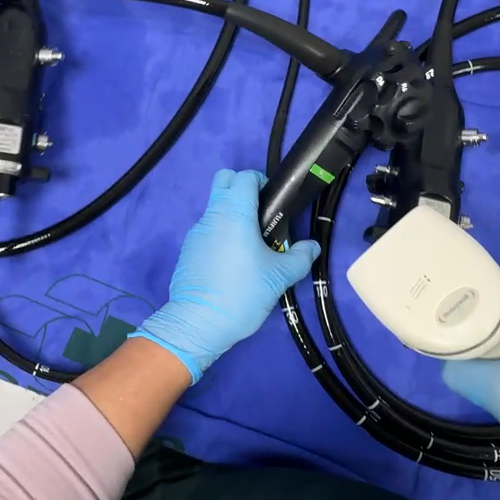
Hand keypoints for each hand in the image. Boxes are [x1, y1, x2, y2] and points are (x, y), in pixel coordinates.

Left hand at [129, 169, 319, 382]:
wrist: (199, 323)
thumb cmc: (242, 292)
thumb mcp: (279, 277)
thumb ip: (299, 257)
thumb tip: (311, 247)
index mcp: (233, 212)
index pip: (244, 176)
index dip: (261, 181)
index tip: (274, 201)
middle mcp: (212, 215)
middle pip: (223, 181)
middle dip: (242, 187)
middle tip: (262, 215)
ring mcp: (195, 232)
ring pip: (215, 208)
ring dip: (233, 215)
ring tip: (252, 246)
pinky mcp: (187, 250)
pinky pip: (207, 231)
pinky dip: (221, 235)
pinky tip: (233, 263)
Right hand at [442, 272, 499, 499]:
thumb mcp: (493, 391)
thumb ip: (458, 369)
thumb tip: (450, 361)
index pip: (488, 278)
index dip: (457, 287)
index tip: (433, 303)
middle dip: (471, 311)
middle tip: (443, 328)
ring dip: (492, 331)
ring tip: (466, 349)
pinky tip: (499, 366)